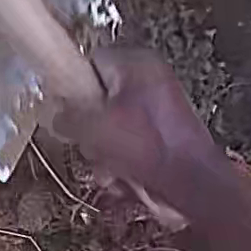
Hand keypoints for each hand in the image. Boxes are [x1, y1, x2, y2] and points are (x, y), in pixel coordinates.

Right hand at [53, 48, 224, 204]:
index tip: (67, 115)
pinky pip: (131, 152)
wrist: (193, 186)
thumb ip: (69, 116)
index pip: (92, 63)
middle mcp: (150, 84)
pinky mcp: (164, 145)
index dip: (75, 90)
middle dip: (92, 134)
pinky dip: (124, 169)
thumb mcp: (96, 128)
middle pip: (100, 103)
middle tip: (94, 151)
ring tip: (112, 174)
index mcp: (137, 65)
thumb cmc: (146, 148)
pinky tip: (126, 183)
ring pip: (113, 133)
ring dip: (105, 158)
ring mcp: (159, 116)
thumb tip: (56, 115)